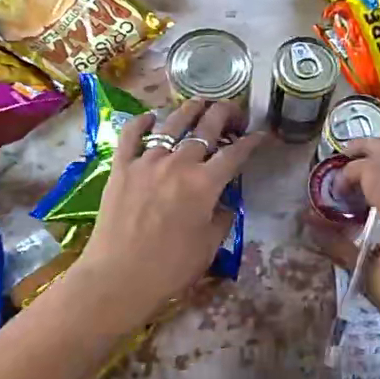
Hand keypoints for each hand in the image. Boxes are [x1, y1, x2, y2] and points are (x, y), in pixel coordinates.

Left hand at [65, 99, 264, 326]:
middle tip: (233, 112)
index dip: (251, 142)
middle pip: (206, 127)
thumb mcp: (209, 246)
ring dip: (190, 110)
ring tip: (200, 103)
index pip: (235, 153)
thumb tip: (223, 202)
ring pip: (172, 124)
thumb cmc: (170, 267)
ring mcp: (147, 162)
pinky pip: (131, 135)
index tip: (260, 135)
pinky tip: (150, 117)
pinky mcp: (121, 167)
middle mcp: (178, 163)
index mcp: (205, 184)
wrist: (119, 275)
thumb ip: (221, 218)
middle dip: (224, 114)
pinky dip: (141, 122)